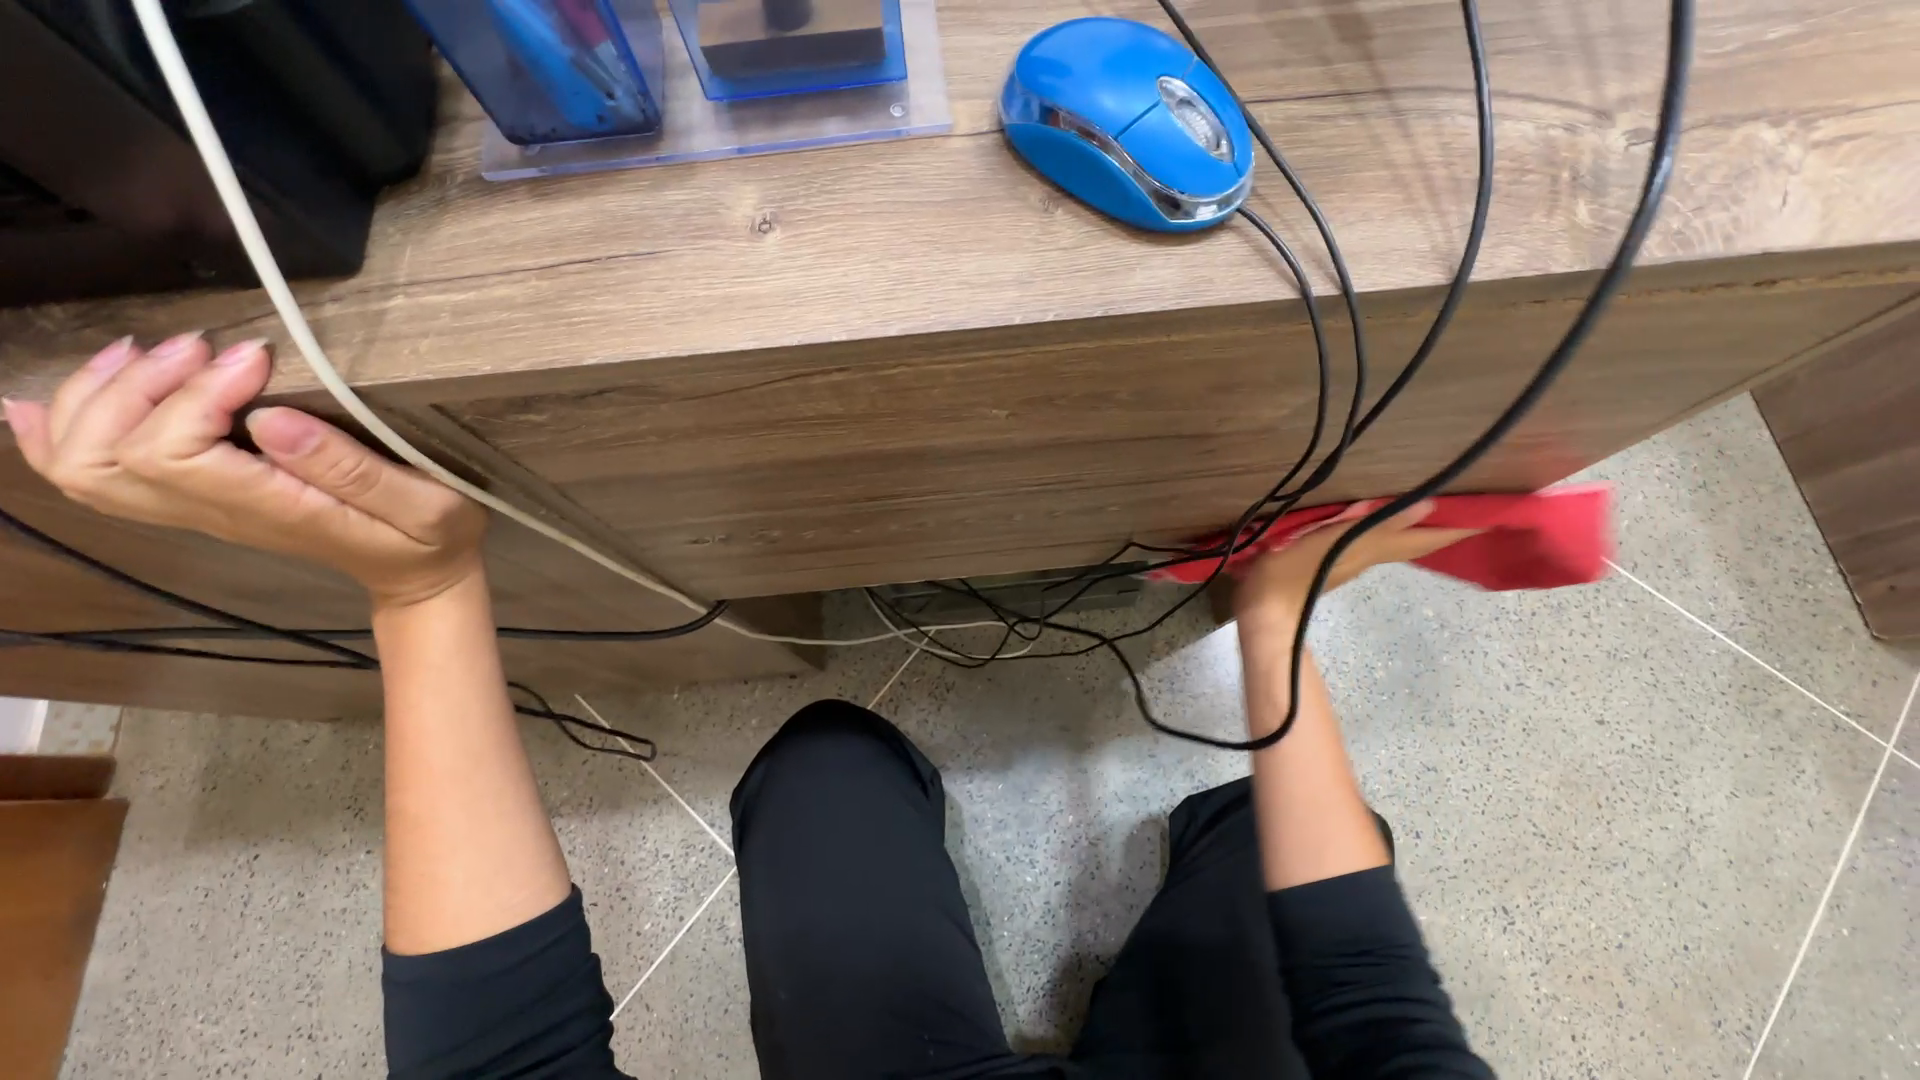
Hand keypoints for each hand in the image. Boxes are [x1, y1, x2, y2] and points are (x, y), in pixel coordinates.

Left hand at [3, 333, 487, 609]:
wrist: (418, 573)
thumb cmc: (433, 537)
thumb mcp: (425, 505)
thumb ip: (354, 470)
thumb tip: (271, 419)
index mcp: (272, 510)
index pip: (176, 454)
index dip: (193, 394)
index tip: (256, 357)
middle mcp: (217, 513)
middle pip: (107, 457)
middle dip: (133, 389)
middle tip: (199, 347)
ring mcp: (199, 511)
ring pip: (83, 465)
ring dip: (93, 399)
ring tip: (145, 353)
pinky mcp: (198, 501)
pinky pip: (92, 477)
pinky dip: (56, 432)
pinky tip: (47, 402)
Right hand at [1233, 501, 1478, 628]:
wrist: (1263, 614)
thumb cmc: (1292, 574)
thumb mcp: (1332, 543)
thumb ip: (1376, 523)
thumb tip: (1428, 504)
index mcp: (1373, 549)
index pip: (1427, 536)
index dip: (1458, 526)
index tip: (1493, 511)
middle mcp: (1368, 556)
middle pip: (1415, 541)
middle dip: (1442, 526)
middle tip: (1467, 503)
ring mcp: (1349, 561)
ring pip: (1395, 542)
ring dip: (1415, 526)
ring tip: (1430, 504)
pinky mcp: (1329, 563)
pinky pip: (1369, 541)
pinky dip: (1385, 528)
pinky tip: (1377, 518)